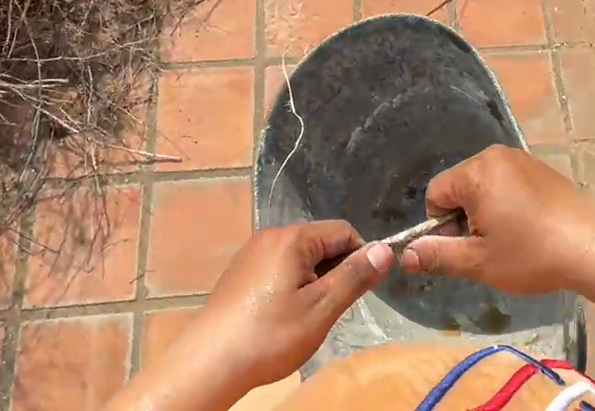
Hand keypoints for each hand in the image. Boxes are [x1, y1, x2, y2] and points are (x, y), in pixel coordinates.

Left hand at [166, 221, 392, 392]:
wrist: (209, 363)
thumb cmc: (269, 335)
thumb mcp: (320, 308)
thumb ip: (354, 277)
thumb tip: (385, 249)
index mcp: (293, 237)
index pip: (343, 231)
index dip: (360, 257)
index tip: (362, 290)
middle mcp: (271, 235)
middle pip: (320, 243)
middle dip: (335, 272)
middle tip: (331, 310)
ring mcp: (253, 253)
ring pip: (300, 258)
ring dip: (314, 282)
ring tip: (307, 318)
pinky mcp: (241, 272)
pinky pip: (280, 268)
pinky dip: (292, 287)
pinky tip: (284, 318)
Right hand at [401, 145, 594, 293]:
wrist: (592, 244)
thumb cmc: (531, 253)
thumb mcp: (479, 261)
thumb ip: (438, 255)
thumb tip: (404, 255)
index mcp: (474, 172)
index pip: (435, 194)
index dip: (442, 225)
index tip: (468, 246)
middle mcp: (493, 155)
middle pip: (459, 186)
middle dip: (465, 215)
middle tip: (492, 246)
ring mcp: (518, 157)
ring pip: (483, 184)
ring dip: (487, 210)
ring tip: (513, 238)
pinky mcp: (538, 166)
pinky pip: (506, 181)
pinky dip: (508, 202)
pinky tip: (529, 226)